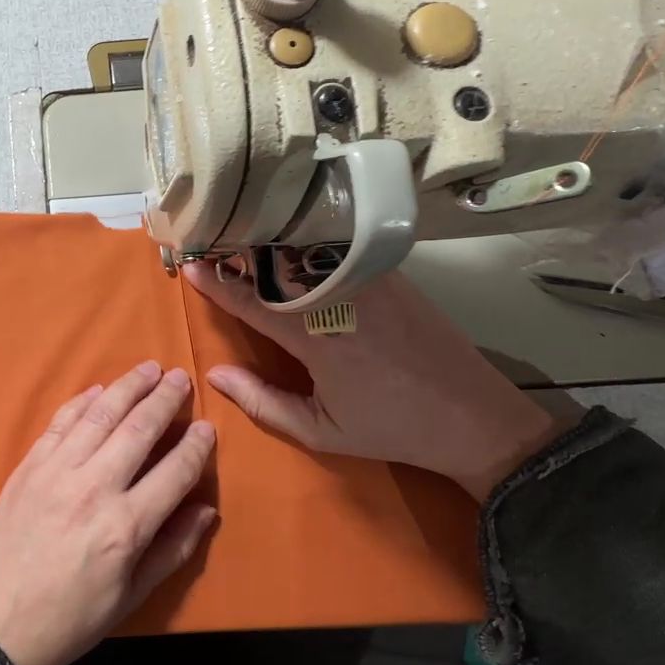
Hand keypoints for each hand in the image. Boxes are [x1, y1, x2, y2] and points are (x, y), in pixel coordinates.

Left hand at [0, 362, 217, 664]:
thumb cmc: (70, 617)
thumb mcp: (131, 597)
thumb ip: (172, 550)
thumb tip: (206, 510)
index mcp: (126, 526)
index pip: (174, 473)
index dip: (195, 447)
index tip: (208, 427)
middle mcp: (94, 487)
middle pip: (138, 430)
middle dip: (164, 400)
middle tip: (182, 377)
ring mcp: (57, 471)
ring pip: (100, 415)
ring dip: (127, 387)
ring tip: (149, 369)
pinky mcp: (29, 465)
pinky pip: (60, 422)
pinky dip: (82, 401)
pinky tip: (99, 389)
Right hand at [183, 264, 571, 501]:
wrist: (476, 416)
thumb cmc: (392, 428)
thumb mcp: (323, 431)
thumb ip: (263, 403)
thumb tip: (214, 374)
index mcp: (315, 337)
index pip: (252, 300)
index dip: (217, 282)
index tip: (188, 264)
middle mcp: (338, 297)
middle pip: (276, 260)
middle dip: (238, 248)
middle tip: (209, 237)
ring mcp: (368, 278)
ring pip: (306, 247)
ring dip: (271, 240)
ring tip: (243, 233)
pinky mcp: (391, 273)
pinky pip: (339, 248)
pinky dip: (308, 241)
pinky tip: (293, 239)